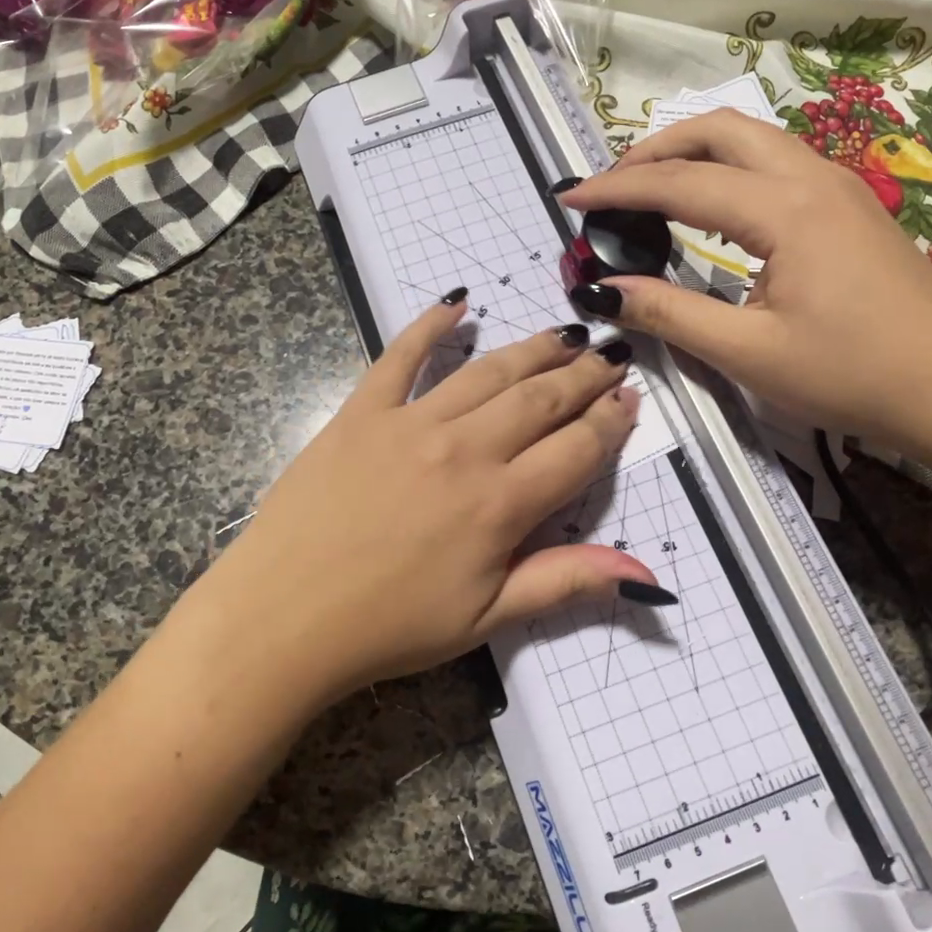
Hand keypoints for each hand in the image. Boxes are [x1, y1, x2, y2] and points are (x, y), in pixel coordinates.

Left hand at [186, 293, 670, 705]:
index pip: (577, 449)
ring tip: (564, 334)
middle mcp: (464, 450)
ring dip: (533, 349)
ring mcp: (410, 423)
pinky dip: (431, 324)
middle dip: (584, 375)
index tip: (632, 397)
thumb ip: (565, 583)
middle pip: (541, 400)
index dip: (611, 421)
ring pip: (488, 372)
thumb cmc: (388, 629)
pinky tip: (457, 301)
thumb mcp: (485, 620)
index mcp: (500, 506)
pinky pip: (401, 355)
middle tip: (611, 354)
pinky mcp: (361, 412)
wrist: (283, 619)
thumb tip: (647, 574)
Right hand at [558, 110, 931, 465]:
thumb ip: (669, 314)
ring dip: (692, 152)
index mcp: (786, 210)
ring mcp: (837, 185)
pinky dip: (725, 167)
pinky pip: (773, 161)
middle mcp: (812, 178)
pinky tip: (708, 207)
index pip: (680, 181)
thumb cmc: (852, 375)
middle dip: (655, 149)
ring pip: (751, 138)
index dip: (616, 188)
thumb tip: (600, 291)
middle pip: (719, 130)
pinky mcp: (848, 205)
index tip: (568, 198)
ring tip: (647, 192)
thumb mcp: (749, 353)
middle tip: (609, 188)